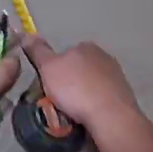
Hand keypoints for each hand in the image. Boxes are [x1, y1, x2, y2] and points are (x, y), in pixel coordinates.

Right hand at [19, 36, 140, 134]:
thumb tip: (26, 34)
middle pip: (79, 68)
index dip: (54, 68)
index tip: (49, 84)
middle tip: (59, 99)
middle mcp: (104, 57)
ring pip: (92, 84)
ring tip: (73, 112)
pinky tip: (89, 117)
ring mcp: (118, 77)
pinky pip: (103, 98)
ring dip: (83, 94)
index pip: (65, 53)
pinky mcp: (126, 97)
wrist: (111, 118)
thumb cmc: (75, 89)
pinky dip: (95, 105)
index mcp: (86, 46)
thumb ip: (37, 50)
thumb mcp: (47, 67)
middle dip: (70, 81)